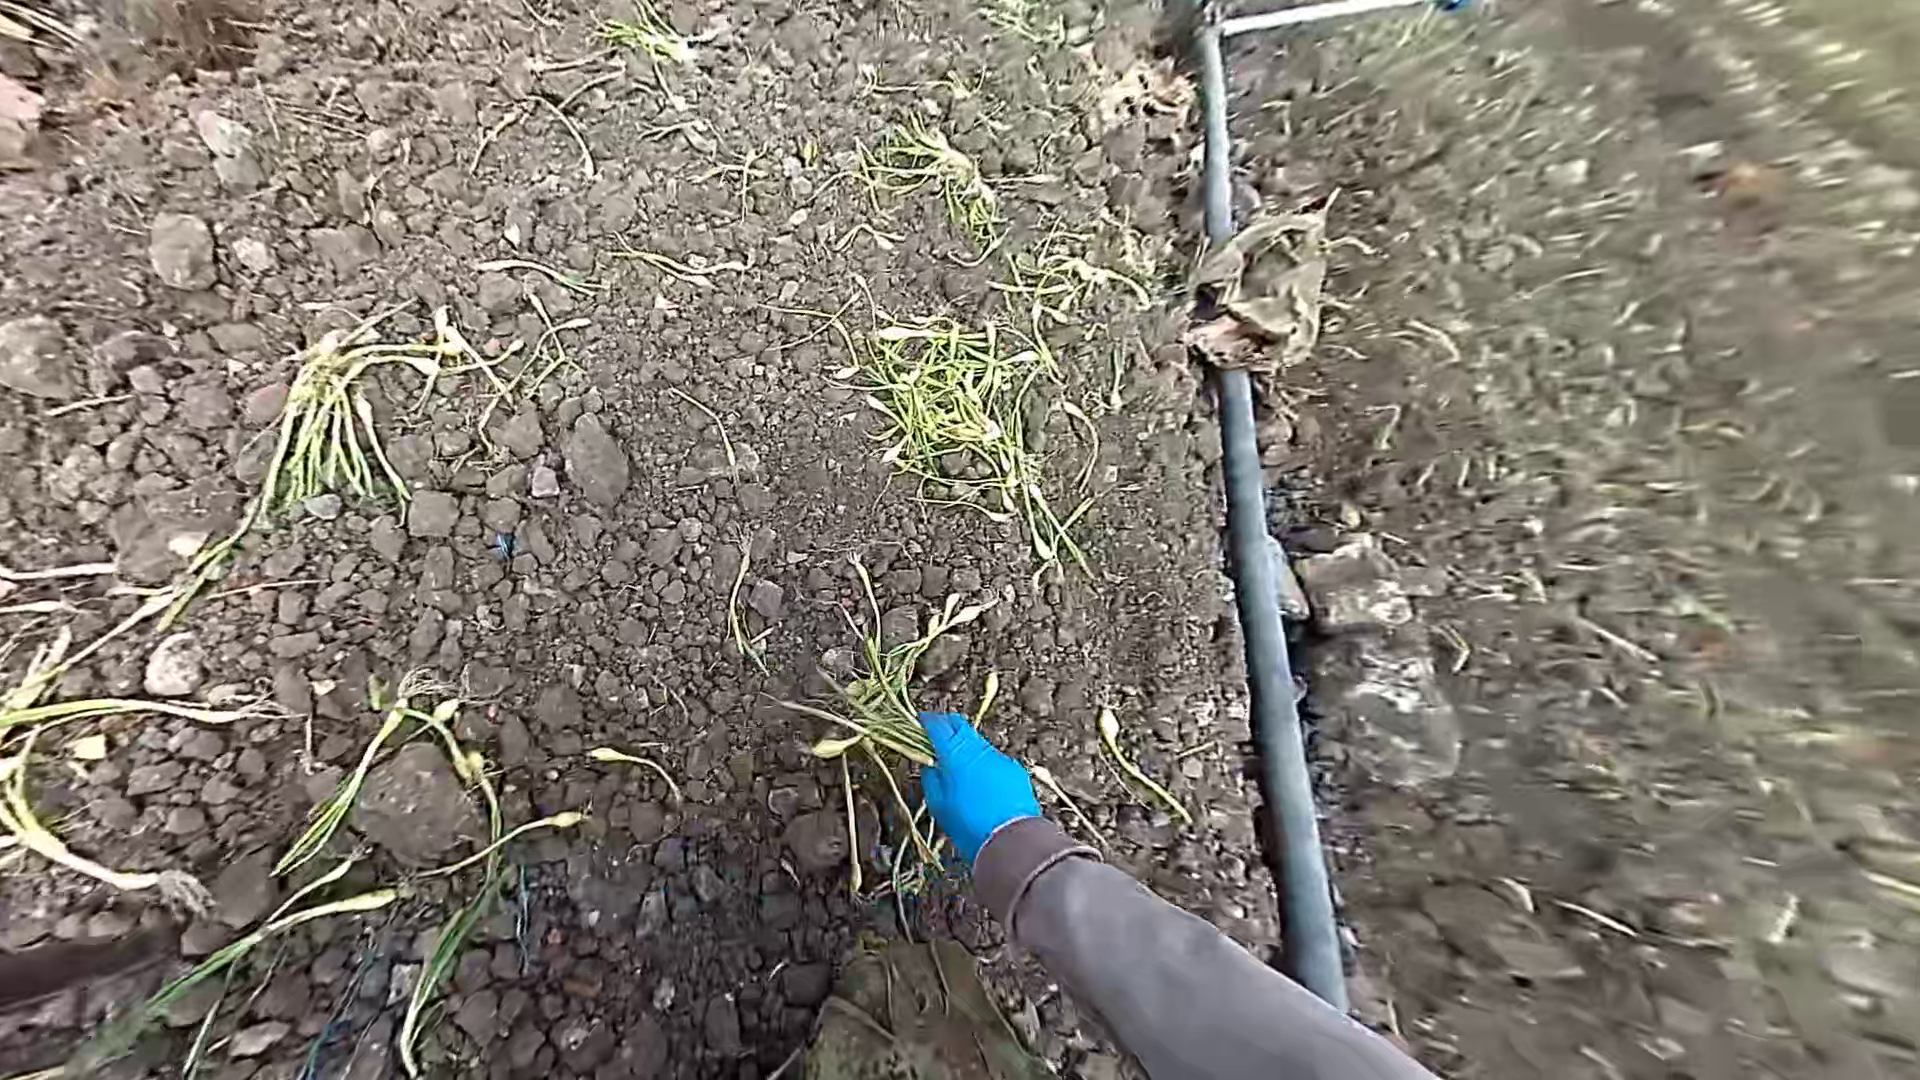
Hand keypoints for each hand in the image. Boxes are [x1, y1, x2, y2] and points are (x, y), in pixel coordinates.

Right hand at [920, 712, 1040, 862]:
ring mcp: (998, 757)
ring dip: (966, 745)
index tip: (921, 721)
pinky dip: (984, 762)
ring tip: (959, 762)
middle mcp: (977, 749)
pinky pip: (994, 758)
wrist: (1012, 839)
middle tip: (938, 733)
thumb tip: (930, 766)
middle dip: (947, 725)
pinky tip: (982, 780)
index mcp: (955, 755)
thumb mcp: (940, 806)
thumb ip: (932, 780)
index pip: (938, 726)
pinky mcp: (1013, 768)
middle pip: (960, 724)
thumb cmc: (970, 826)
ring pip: (977, 741)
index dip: (928, 721)